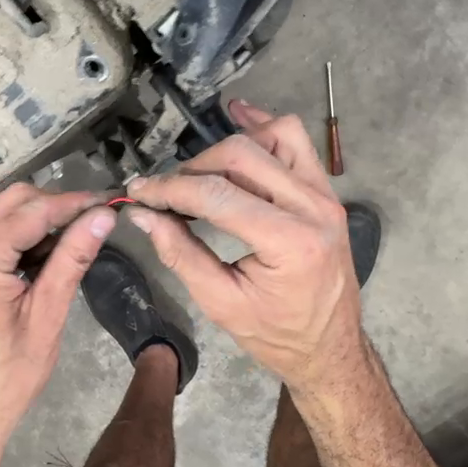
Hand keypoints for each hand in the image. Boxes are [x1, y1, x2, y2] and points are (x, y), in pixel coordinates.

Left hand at [0, 184, 116, 442]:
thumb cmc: (7, 374)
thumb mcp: (47, 314)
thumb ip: (72, 258)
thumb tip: (102, 218)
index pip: (33, 210)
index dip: (74, 203)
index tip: (108, 202)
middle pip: (13, 201)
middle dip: (55, 206)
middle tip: (94, 221)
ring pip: (0, 213)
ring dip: (37, 221)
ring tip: (74, 242)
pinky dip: (17, 237)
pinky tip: (44, 258)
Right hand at [123, 100, 366, 396]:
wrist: (329, 347)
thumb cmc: (277, 334)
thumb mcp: (221, 303)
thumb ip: (180, 254)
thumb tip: (143, 216)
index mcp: (290, 243)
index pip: (218, 195)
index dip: (170, 189)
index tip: (137, 193)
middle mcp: (314, 208)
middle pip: (241, 156)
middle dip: (192, 169)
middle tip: (164, 194)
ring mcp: (326, 195)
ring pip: (275, 135)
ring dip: (228, 145)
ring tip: (197, 172)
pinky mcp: (326, 191)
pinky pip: (296, 142)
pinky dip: (264, 127)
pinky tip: (237, 119)